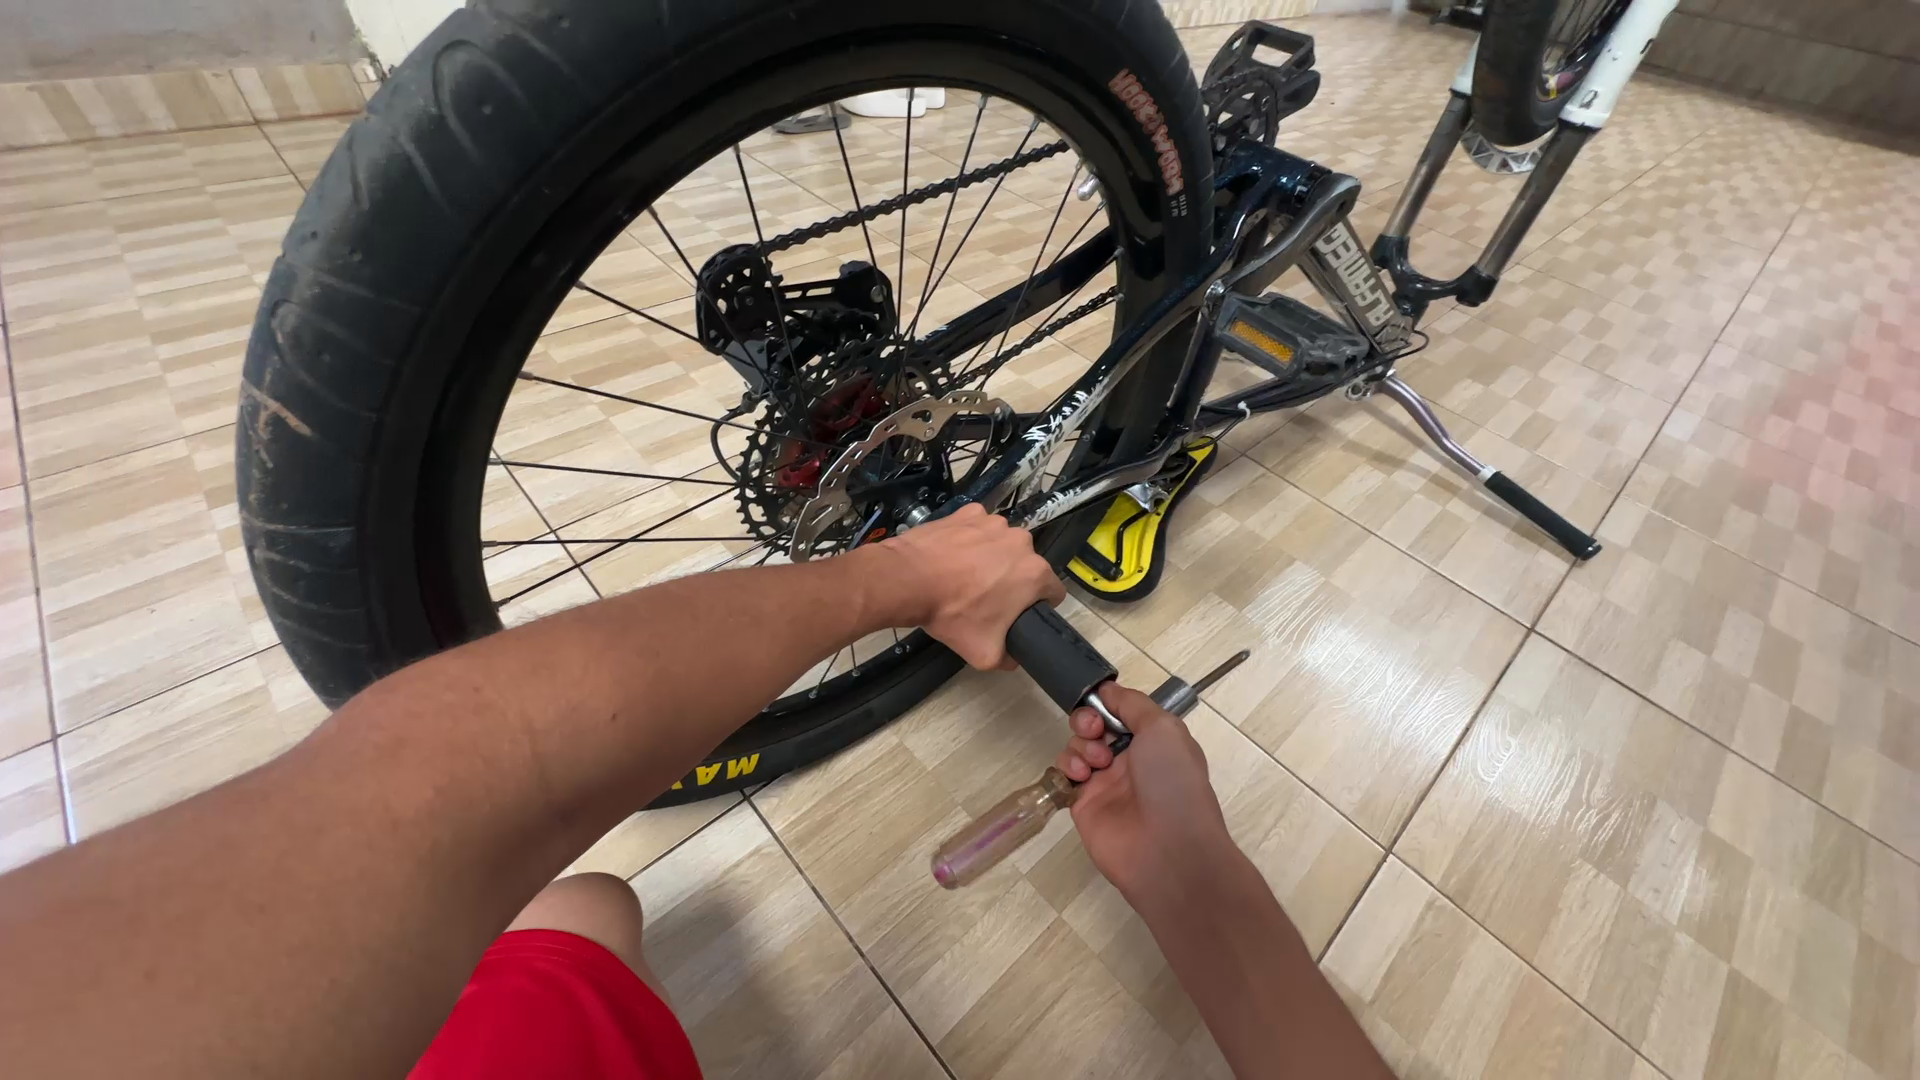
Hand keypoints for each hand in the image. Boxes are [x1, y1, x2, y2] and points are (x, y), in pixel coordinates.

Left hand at [873, 504, 1064, 668]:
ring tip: (964, 576)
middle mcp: (1022, 541)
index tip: (1017, 615)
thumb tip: (1013, 656)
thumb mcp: (985, 654)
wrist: (908, 579)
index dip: (1039, 607)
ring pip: (1002, 545)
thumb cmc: (952, 614)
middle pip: (1027, 566)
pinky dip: (970, 539)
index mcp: (1035, 573)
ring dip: (992, 558)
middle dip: (1013, 581)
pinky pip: (978, 528)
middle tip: (985, 599)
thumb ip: (1010, 658)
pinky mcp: (969, 512)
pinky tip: (952, 555)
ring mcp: (994, 522)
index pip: (1053, 593)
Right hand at [1054, 684, 1235, 902]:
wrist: (1168, 851)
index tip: (1101, 703)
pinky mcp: (1082, 803)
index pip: (1121, 712)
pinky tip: (1081, 774)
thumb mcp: (1164, 729)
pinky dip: (1068, 765)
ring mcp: (1105, 782)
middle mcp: (1129, 760)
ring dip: (1081, 744)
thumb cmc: (1173, 782)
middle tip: (1094, 730)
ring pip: (1077, 746)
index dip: (1107, 703)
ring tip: (1096, 762)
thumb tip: (1106, 690)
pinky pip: (1065, 773)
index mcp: (1154, 741)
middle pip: (1094, 726)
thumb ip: (1132, 703)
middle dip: (1088, 720)